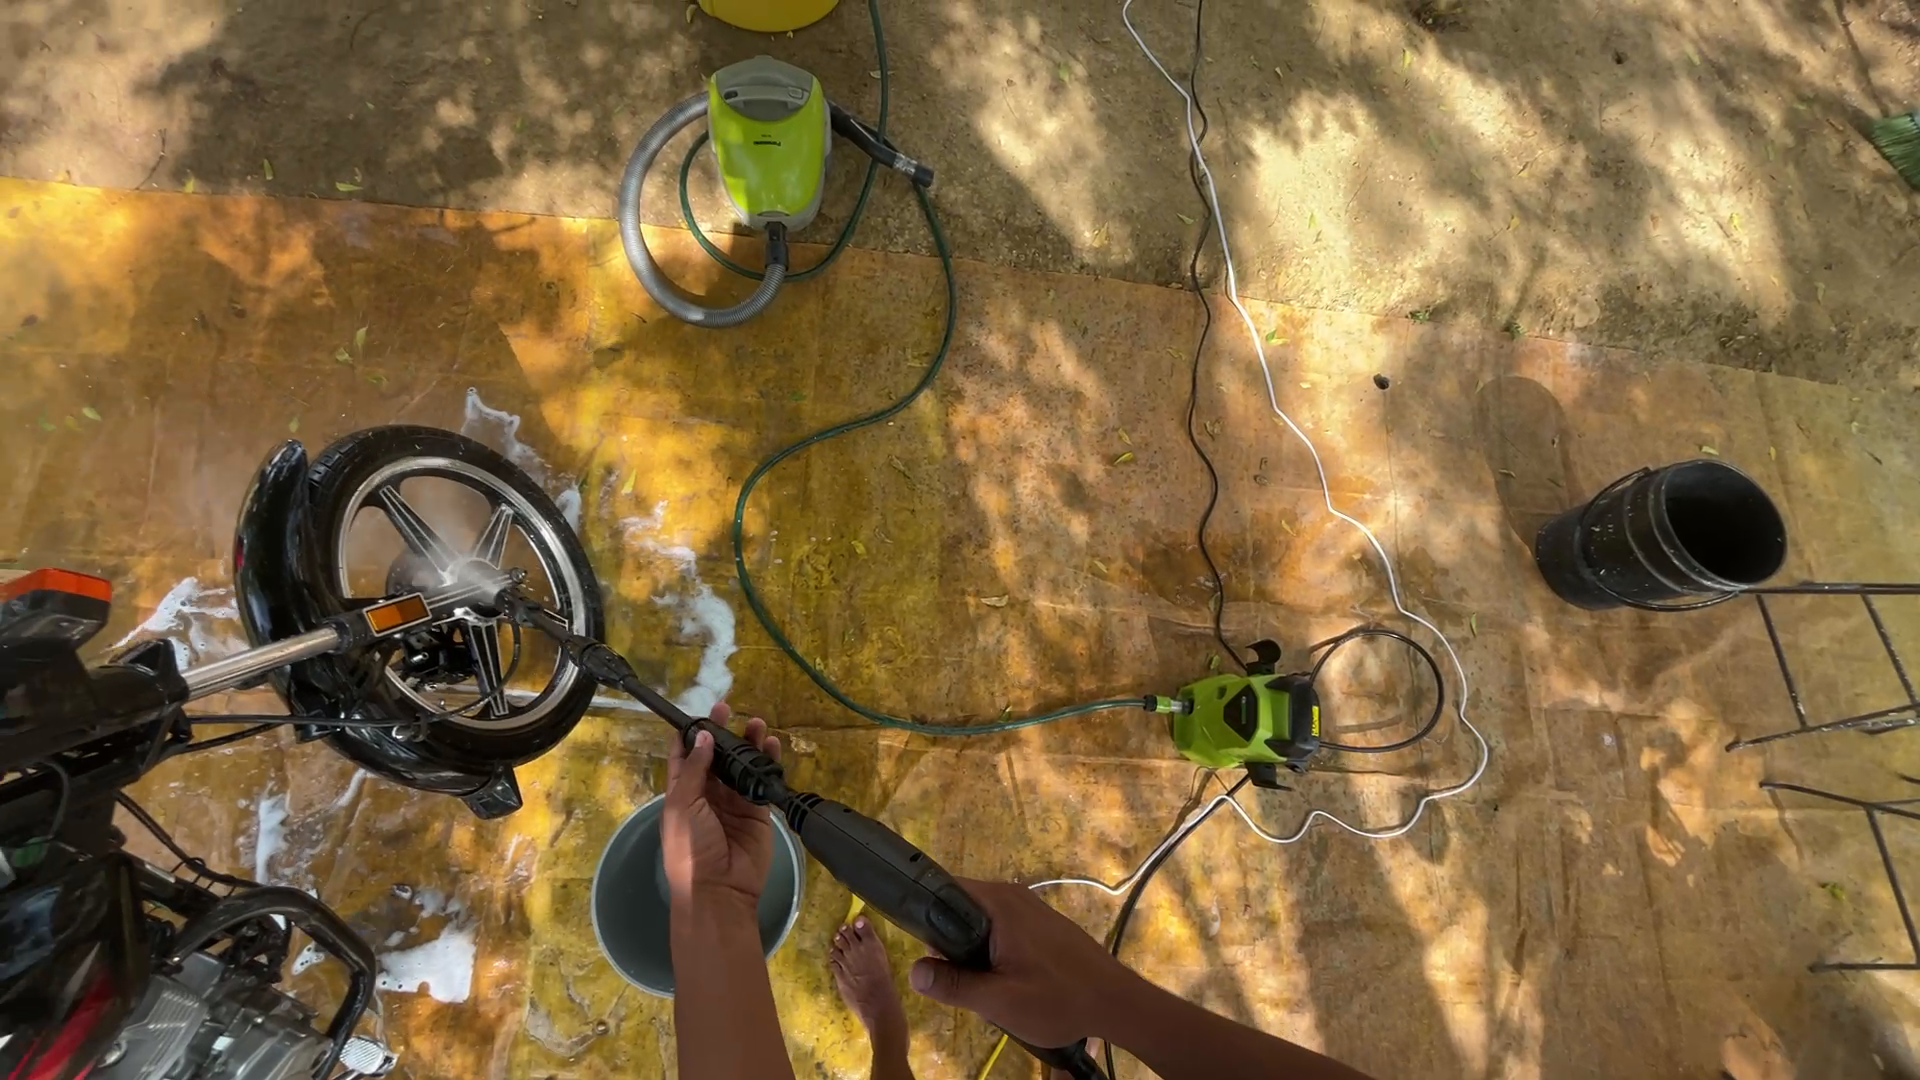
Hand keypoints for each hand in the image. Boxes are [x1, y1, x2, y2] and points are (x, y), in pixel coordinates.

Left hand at [661, 703, 782, 908]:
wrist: (720, 888)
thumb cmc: (691, 849)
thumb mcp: (683, 806)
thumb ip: (695, 770)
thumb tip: (704, 735)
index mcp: (682, 793)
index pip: (683, 757)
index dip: (688, 734)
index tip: (698, 712)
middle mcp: (707, 793)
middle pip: (714, 755)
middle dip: (720, 731)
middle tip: (727, 708)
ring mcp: (734, 800)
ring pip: (741, 763)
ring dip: (747, 742)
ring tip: (756, 722)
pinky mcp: (758, 809)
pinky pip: (762, 778)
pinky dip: (768, 760)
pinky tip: (772, 744)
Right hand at [908, 878, 1135, 1047]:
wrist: (1115, 1002)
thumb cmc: (1058, 999)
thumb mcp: (1000, 1001)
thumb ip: (955, 984)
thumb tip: (914, 971)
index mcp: (1000, 902)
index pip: (946, 890)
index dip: (927, 917)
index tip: (925, 950)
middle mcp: (1012, 894)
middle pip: (962, 906)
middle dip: (951, 940)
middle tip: (955, 977)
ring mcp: (1028, 906)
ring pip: (981, 920)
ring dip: (973, 949)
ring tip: (980, 983)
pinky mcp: (1039, 921)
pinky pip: (1000, 926)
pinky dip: (992, 949)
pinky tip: (1002, 979)